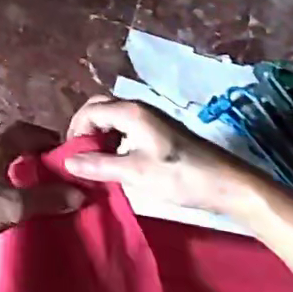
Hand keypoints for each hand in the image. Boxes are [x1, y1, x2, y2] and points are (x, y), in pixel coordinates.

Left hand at [0, 122, 85, 241]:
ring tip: (28, 154)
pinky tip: (7, 167)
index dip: (47, 137)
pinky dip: (2, 150)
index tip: (62, 148)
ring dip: (14, 141)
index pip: (27, 131)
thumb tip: (81, 194)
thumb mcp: (17, 206)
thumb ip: (49, 198)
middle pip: (11, 129)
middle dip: (31, 136)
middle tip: (48, 149)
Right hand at [63, 98, 262, 215]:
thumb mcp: (135, 173)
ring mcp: (150, 118)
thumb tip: (67, 160)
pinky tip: (116, 162)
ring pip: (113, 118)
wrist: (225, 183)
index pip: (89, 111)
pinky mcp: (159, 131)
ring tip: (94, 163)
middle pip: (100, 108)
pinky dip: (114, 140)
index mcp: (131, 112)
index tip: (69, 158)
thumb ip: (99, 165)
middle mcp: (139, 108)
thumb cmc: (179, 176)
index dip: (75, 132)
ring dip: (99, 136)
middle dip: (85, 130)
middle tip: (79, 158)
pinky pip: (126, 127)